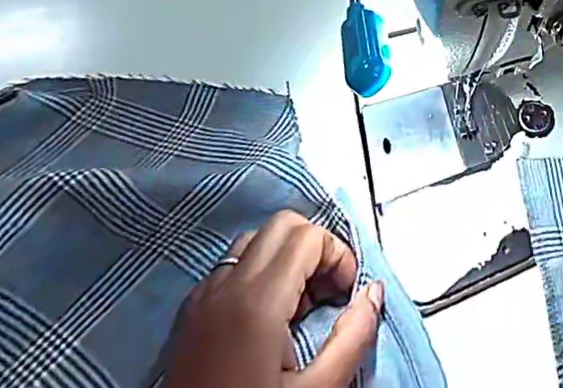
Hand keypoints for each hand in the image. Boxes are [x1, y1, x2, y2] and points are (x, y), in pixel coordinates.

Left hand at [167, 210, 384, 387]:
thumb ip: (351, 338)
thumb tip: (373, 292)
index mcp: (258, 300)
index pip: (308, 236)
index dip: (338, 255)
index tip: (348, 292)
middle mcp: (226, 285)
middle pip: (281, 224)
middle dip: (314, 247)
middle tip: (330, 292)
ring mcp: (202, 296)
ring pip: (254, 240)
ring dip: (285, 257)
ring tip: (301, 306)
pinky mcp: (188, 314)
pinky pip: (230, 266)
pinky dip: (257, 272)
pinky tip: (268, 319)